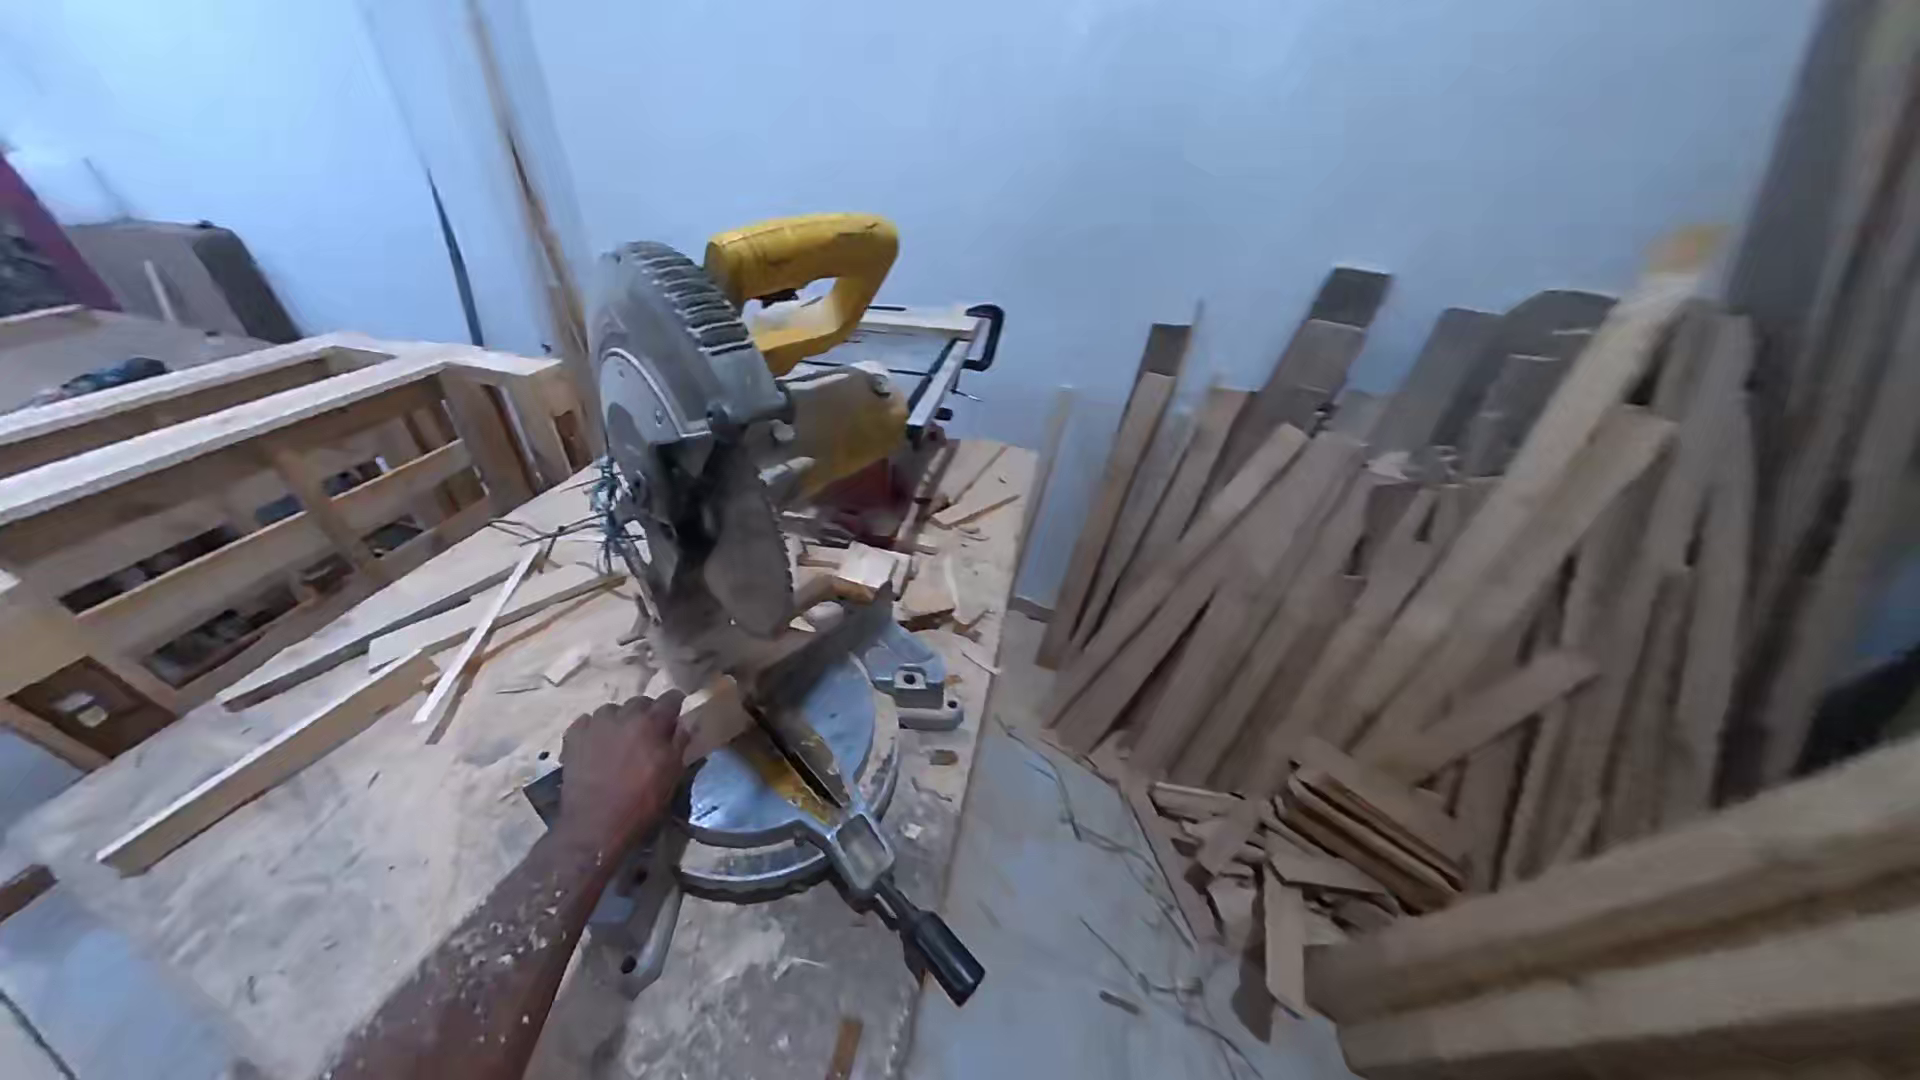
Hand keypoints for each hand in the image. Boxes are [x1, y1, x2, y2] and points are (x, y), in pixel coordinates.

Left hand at [558, 691, 687, 850]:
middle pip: (640, 702)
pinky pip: (586, 722)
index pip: (671, 697)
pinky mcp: (573, 739)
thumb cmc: (642, 801)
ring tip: (620, 740)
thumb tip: (684, 723)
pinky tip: (596, 744)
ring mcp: (595, 725)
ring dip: (619, 720)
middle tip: (648, 734)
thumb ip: (680, 742)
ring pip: (612, 710)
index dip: (675, 707)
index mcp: (652, 722)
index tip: (676, 718)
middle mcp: (624, 716)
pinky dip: (594, 729)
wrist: (596, 827)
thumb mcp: (674, 773)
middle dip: (647, 713)